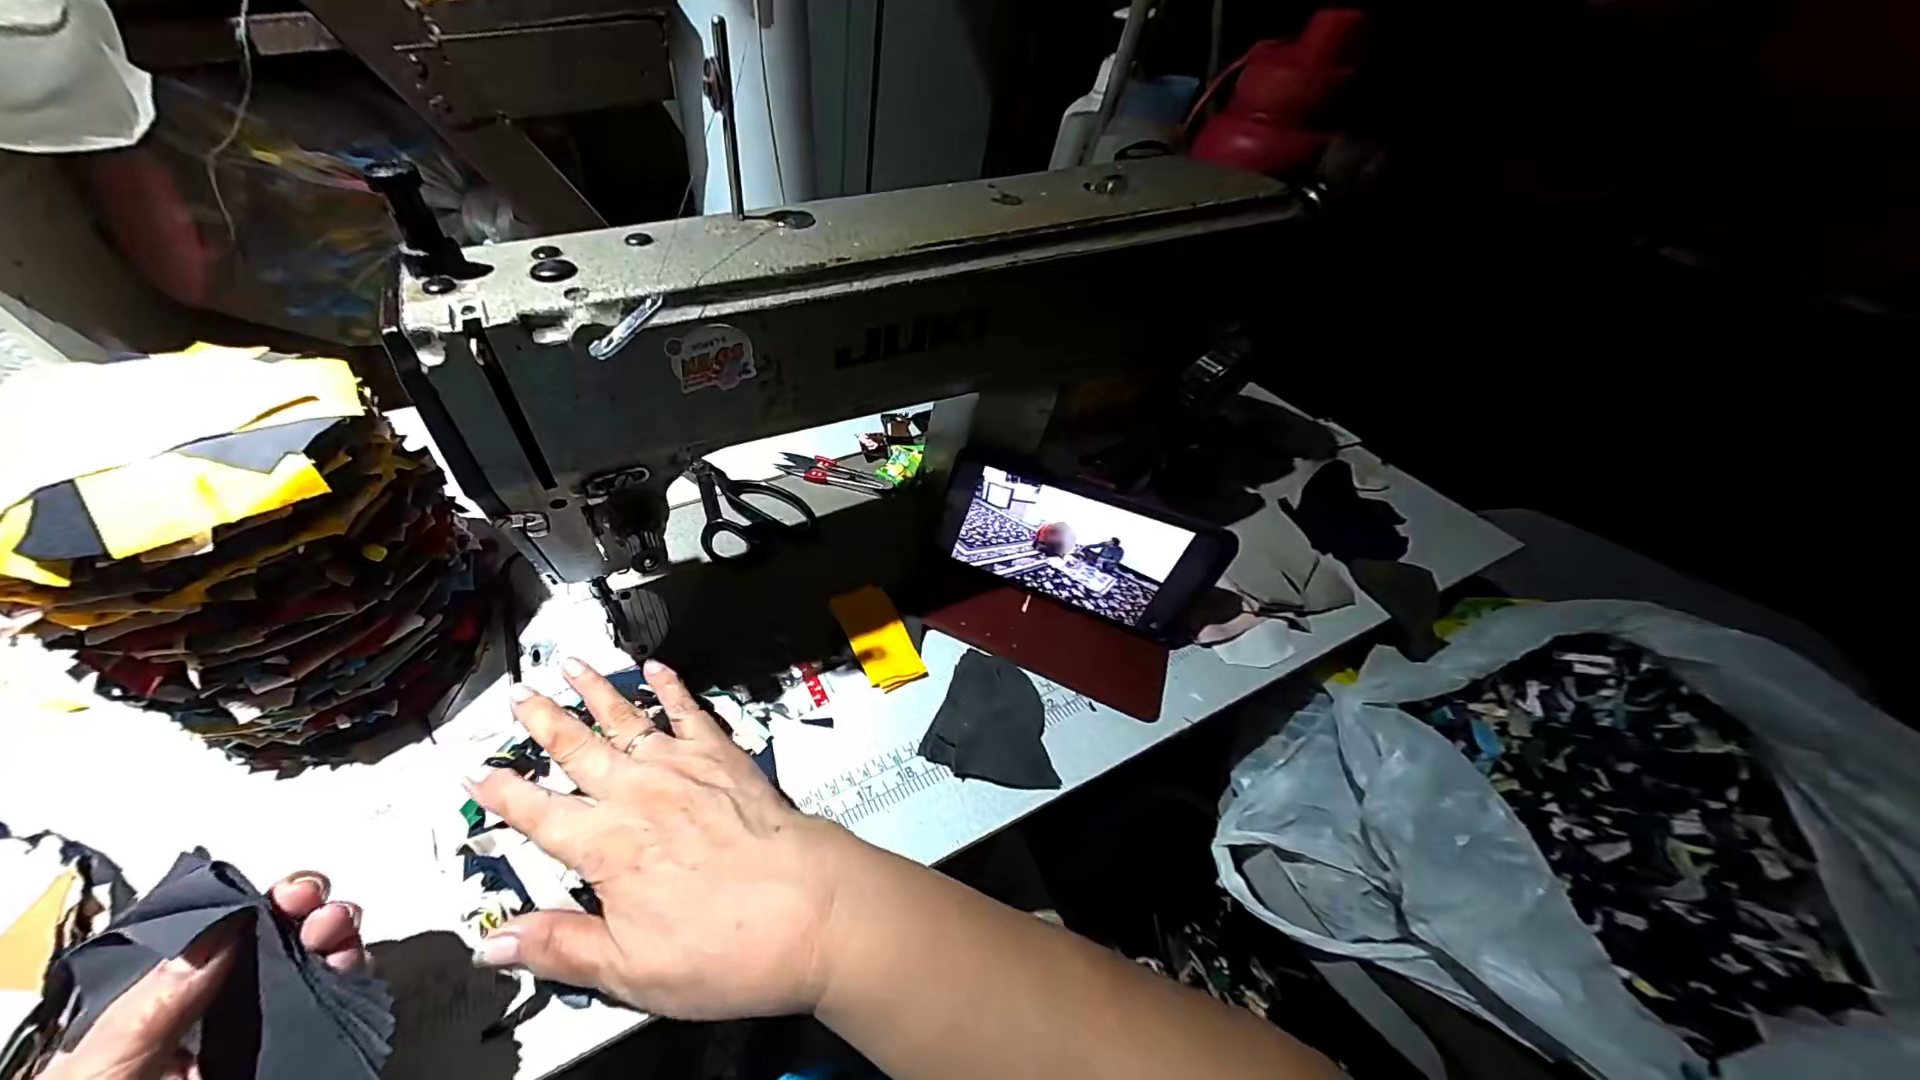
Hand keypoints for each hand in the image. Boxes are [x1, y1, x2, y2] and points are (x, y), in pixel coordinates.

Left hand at [39, 873, 368, 1079]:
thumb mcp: (96, 1073)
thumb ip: (152, 1003)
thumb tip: (223, 926)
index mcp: (162, 1016)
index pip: (220, 940)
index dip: (255, 907)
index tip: (280, 893)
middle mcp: (221, 1019)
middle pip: (281, 943)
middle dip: (309, 910)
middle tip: (314, 902)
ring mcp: (268, 1038)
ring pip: (320, 962)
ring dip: (337, 933)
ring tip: (336, 927)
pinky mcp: (310, 1055)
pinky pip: (344, 1003)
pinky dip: (356, 974)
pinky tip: (350, 965)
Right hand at [464, 658, 866, 1019]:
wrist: (808, 907)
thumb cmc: (727, 944)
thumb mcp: (630, 970)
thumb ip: (561, 946)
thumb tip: (498, 943)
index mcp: (609, 847)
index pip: (540, 815)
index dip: (505, 795)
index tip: (480, 775)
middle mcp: (641, 796)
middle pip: (578, 751)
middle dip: (544, 722)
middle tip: (520, 698)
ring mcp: (685, 769)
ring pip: (630, 720)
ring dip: (599, 691)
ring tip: (574, 667)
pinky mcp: (725, 757)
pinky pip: (692, 712)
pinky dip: (673, 687)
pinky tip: (659, 668)